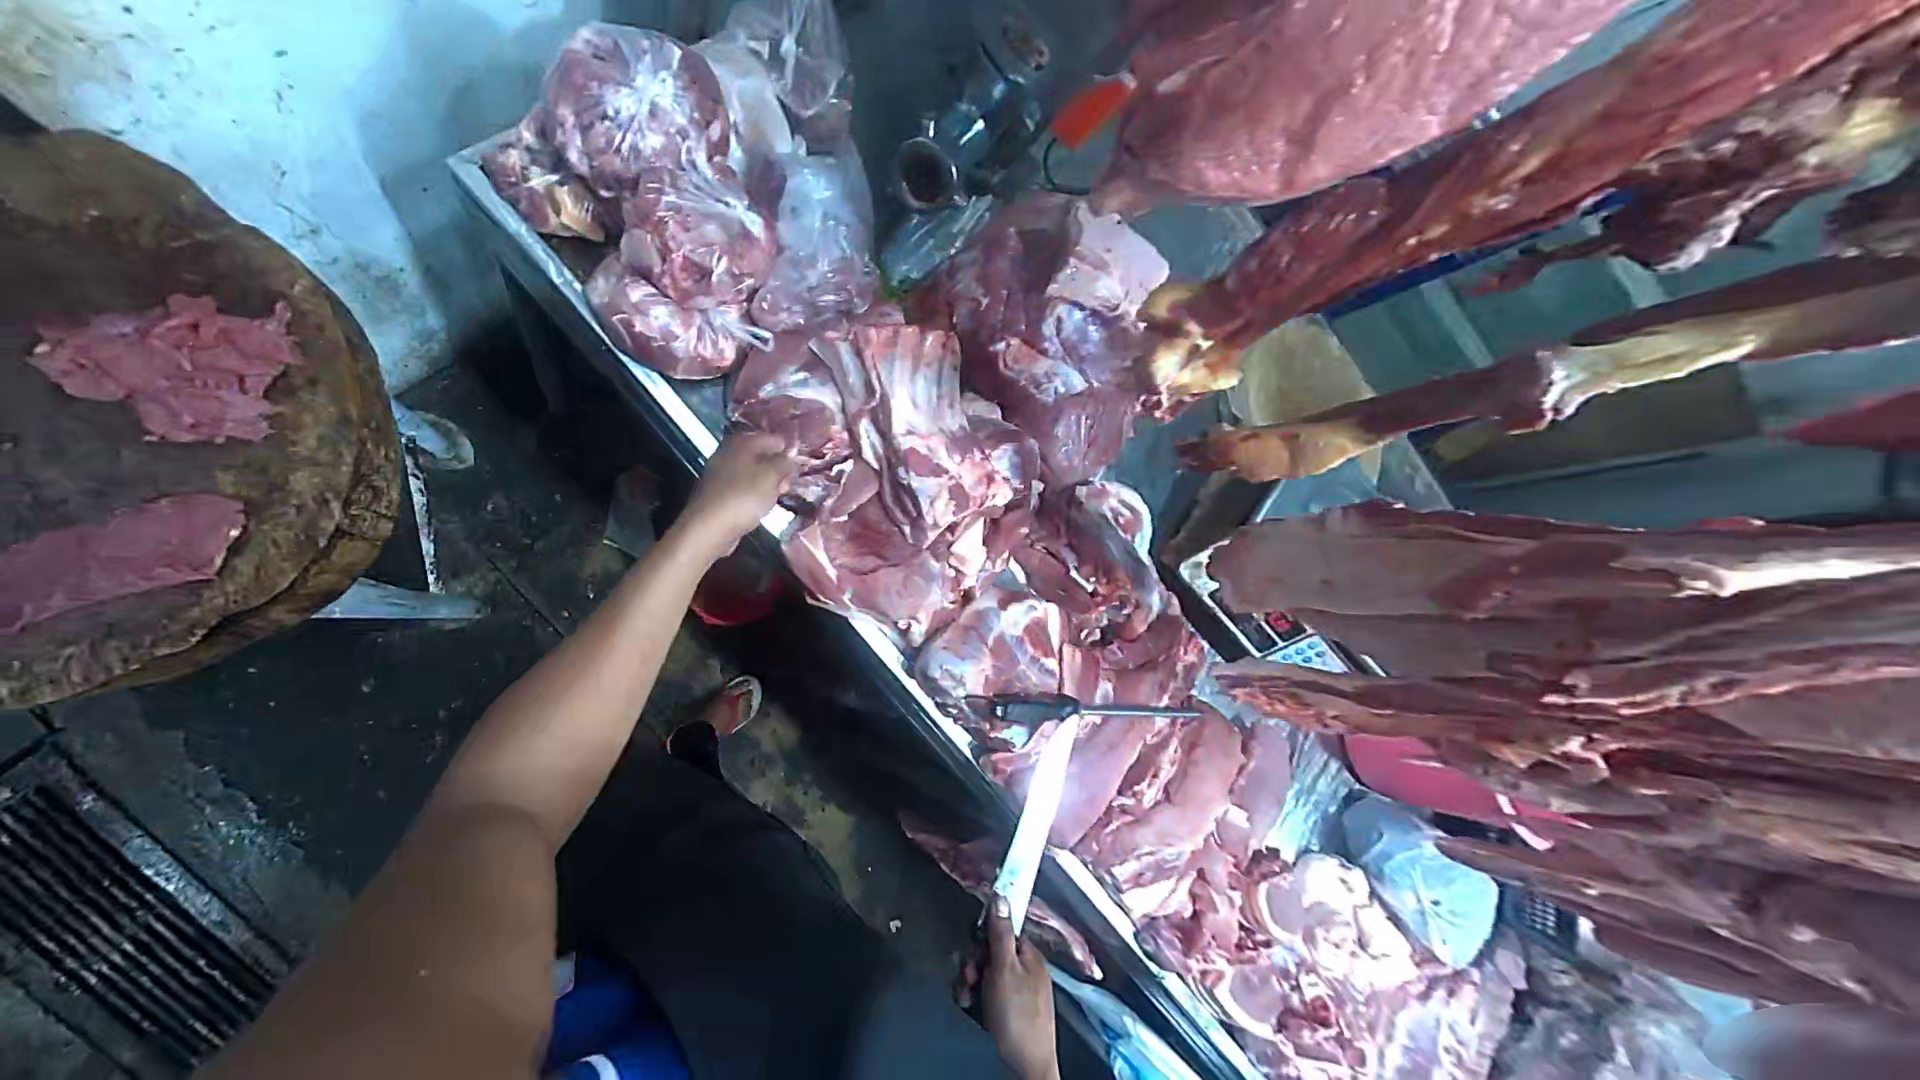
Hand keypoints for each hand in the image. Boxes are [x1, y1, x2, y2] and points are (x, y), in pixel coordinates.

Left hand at [678, 433, 795, 557]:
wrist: (709, 527)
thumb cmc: (744, 496)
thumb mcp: (772, 475)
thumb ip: (785, 463)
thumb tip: (791, 458)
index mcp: (741, 442)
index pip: (772, 438)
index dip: (789, 449)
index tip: (802, 465)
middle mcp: (728, 452)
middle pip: (761, 455)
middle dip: (778, 467)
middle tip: (790, 483)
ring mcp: (720, 473)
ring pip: (752, 472)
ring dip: (767, 482)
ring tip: (779, 495)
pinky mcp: (718, 493)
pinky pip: (743, 487)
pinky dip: (755, 493)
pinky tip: (761, 505)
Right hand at [984, 898, 1060, 1079]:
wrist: (1027, 1067)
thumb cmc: (1017, 1018)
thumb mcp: (1004, 968)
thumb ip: (1001, 932)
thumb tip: (1001, 896)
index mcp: (1030, 956)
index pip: (1003, 933)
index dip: (984, 941)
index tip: (974, 954)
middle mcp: (1028, 971)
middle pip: (993, 955)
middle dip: (976, 965)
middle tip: (970, 980)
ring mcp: (1022, 993)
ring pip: (990, 976)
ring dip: (974, 984)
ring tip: (970, 997)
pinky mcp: (1014, 1012)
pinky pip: (992, 995)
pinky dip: (980, 999)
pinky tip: (974, 1008)